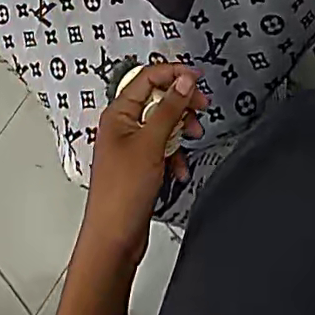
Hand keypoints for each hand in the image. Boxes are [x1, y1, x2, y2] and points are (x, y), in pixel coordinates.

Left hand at [78, 63, 206, 264]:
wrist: (113, 242)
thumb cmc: (120, 196)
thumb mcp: (151, 144)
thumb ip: (169, 108)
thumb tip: (184, 81)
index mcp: (118, 113)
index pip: (148, 77)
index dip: (174, 73)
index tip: (196, 78)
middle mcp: (123, 124)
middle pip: (159, 97)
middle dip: (182, 102)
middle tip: (200, 105)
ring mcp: (132, 144)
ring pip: (164, 120)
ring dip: (181, 127)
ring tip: (192, 135)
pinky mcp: (141, 161)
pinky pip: (165, 143)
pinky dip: (176, 152)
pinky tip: (180, 166)